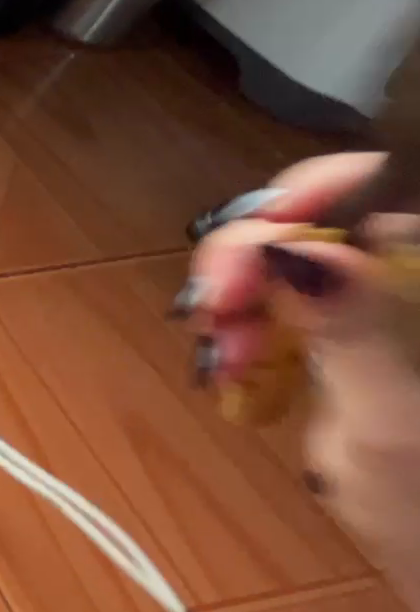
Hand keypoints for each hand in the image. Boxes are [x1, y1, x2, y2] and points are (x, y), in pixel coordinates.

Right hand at [187, 151, 419, 601]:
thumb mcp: (396, 426)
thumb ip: (358, 329)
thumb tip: (294, 246)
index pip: (389, 186)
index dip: (309, 192)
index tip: (251, 247)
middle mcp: (418, 280)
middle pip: (323, 218)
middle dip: (249, 257)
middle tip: (212, 313)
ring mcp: (389, 306)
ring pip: (292, 257)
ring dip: (238, 295)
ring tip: (222, 355)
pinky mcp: (361, 331)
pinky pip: (286, 297)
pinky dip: (246, 320)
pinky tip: (233, 357)